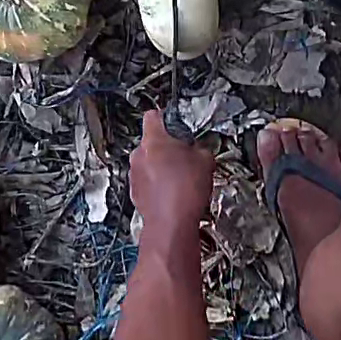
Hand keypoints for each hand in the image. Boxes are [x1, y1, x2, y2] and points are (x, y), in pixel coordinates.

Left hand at [129, 111, 213, 239]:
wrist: (172, 224)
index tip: (175, 123)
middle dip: (166, 146)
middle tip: (184, 154)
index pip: (153, 115)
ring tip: (180, 177)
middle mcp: (139, 154)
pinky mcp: (134, 191)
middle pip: (151, 140)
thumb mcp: (206, 160)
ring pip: (147, 161)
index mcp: (154, 139)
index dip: (166, 117)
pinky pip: (145, 179)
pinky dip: (156, 182)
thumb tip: (200, 149)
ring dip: (160, 165)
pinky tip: (172, 191)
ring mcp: (134, 173)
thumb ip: (200, 148)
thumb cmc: (185, 191)